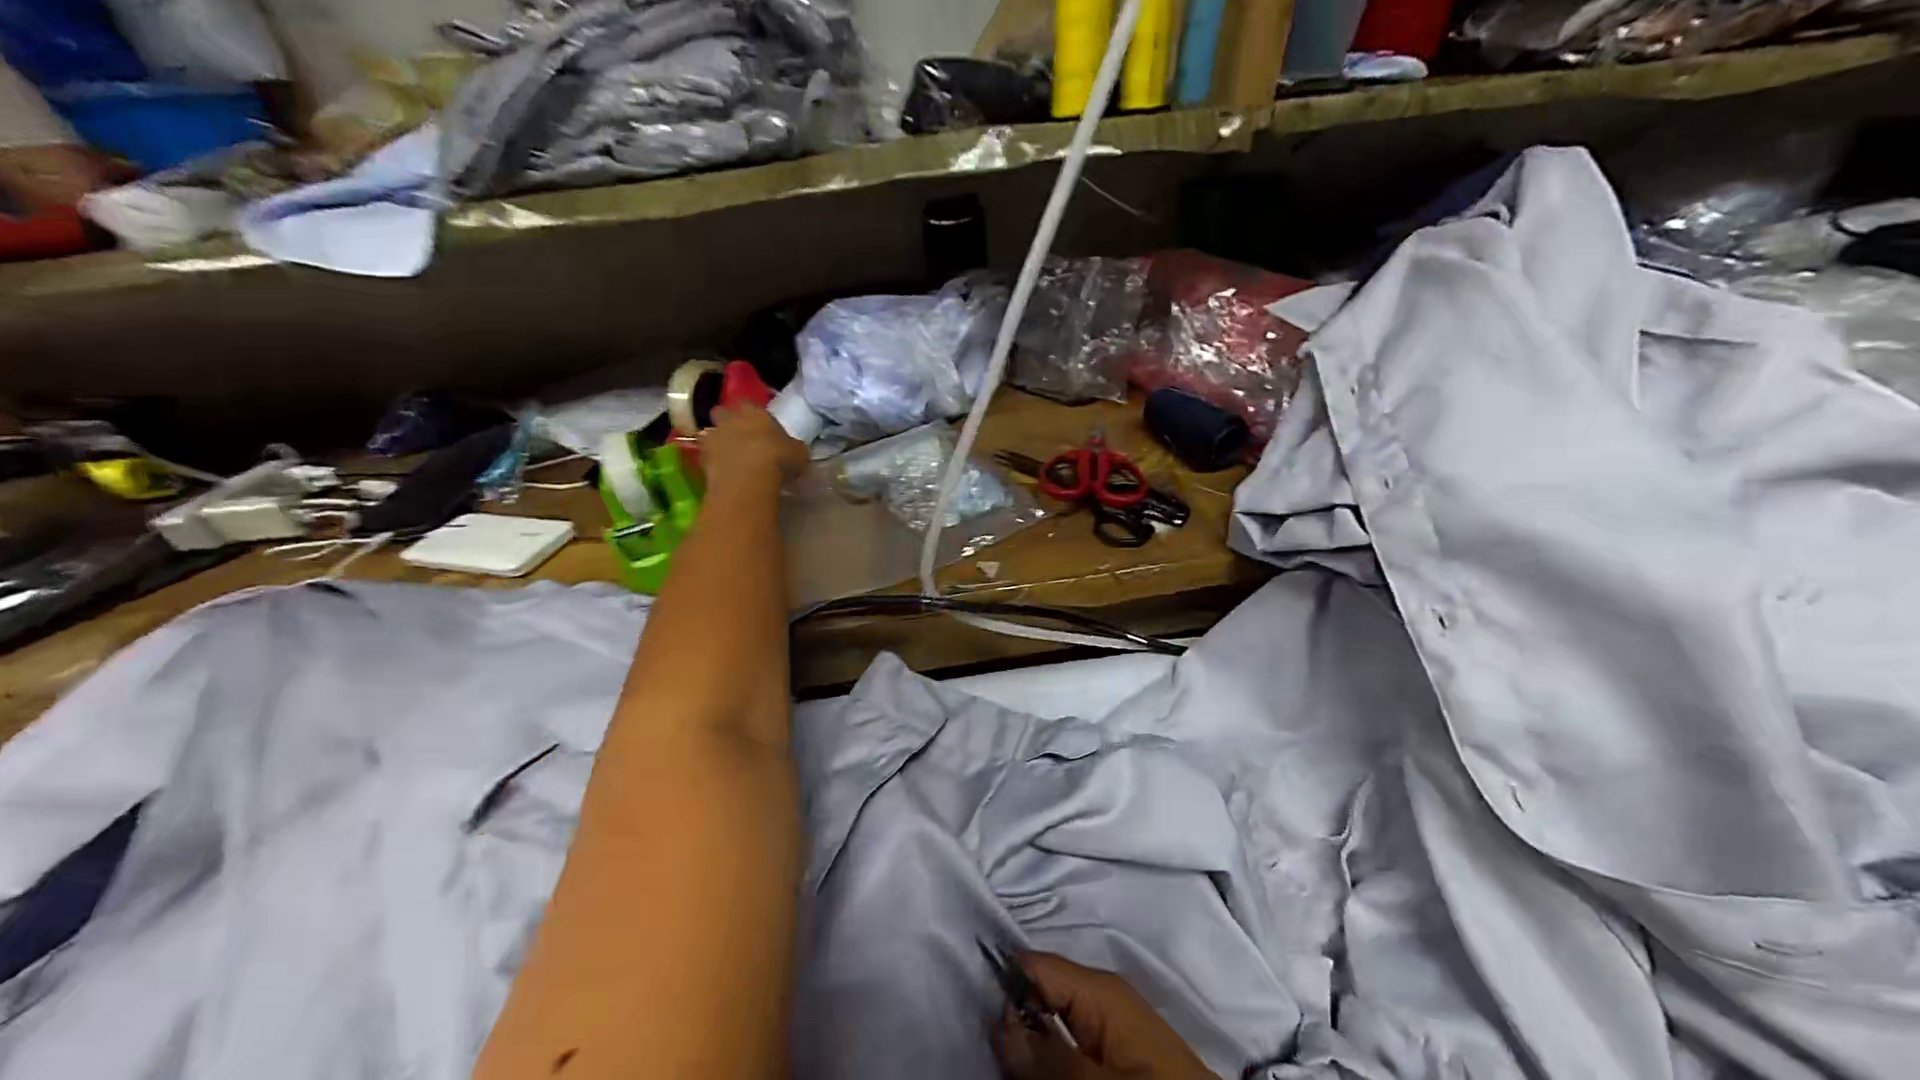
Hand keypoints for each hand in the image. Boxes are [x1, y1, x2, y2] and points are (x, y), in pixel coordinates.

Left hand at [698, 403, 805, 493]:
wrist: (749, 476)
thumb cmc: (779, 457)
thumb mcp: (798, 453)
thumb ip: (793, 448)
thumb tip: (794, 451)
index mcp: (754, 412)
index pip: (748, 403)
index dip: (751, 413)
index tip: (757, 424)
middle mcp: (730, 419)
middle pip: (721, 412)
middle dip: (726, 421)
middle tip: (737, 436)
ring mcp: (713, 437)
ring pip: (709, 433)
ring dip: (716, 442)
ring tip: (727, 457)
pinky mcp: (701, 457)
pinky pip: (705, 456)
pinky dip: (711, 462)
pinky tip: (722, 473)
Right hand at [993, 952, 1215, 1079]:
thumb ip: (1049, 1054)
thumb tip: (1000, 1020)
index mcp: (1098, 988)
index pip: (1032, 965)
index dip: (1002, 987)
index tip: (977, 1015)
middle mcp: (1100, 995)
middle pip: (1037, 995)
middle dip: (1015, 1021)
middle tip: (998, 1054)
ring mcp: (1108, 1023)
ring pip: (1050, 1022)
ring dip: (1032, 1043)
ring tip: (1017, 1064)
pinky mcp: (1114, 1050)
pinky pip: (1068, 1040)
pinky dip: (1052, 1055)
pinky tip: (1043, 1068)